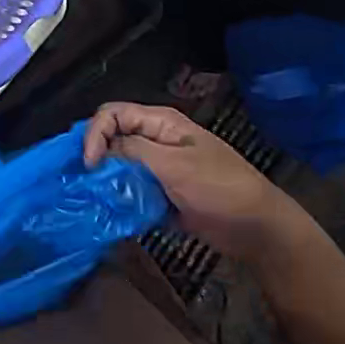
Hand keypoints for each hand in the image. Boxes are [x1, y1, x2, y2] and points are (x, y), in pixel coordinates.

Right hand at [83, 103, 317, 260]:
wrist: (258, 228)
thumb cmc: (219, 188)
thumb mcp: (174, 166)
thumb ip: (134, 152)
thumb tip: (101, 151)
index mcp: (161, 122)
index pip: (113, 114)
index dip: (95, 133)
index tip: (89, 164)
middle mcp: (155, 139)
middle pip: (113, 138)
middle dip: (97, 156)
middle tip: (87, 181)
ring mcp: (159, 166)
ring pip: (120, 165)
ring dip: (108, 179)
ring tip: (97, 198)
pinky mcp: (161, 191)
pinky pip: (132, 188)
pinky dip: (121, 197)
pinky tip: (115, 211)